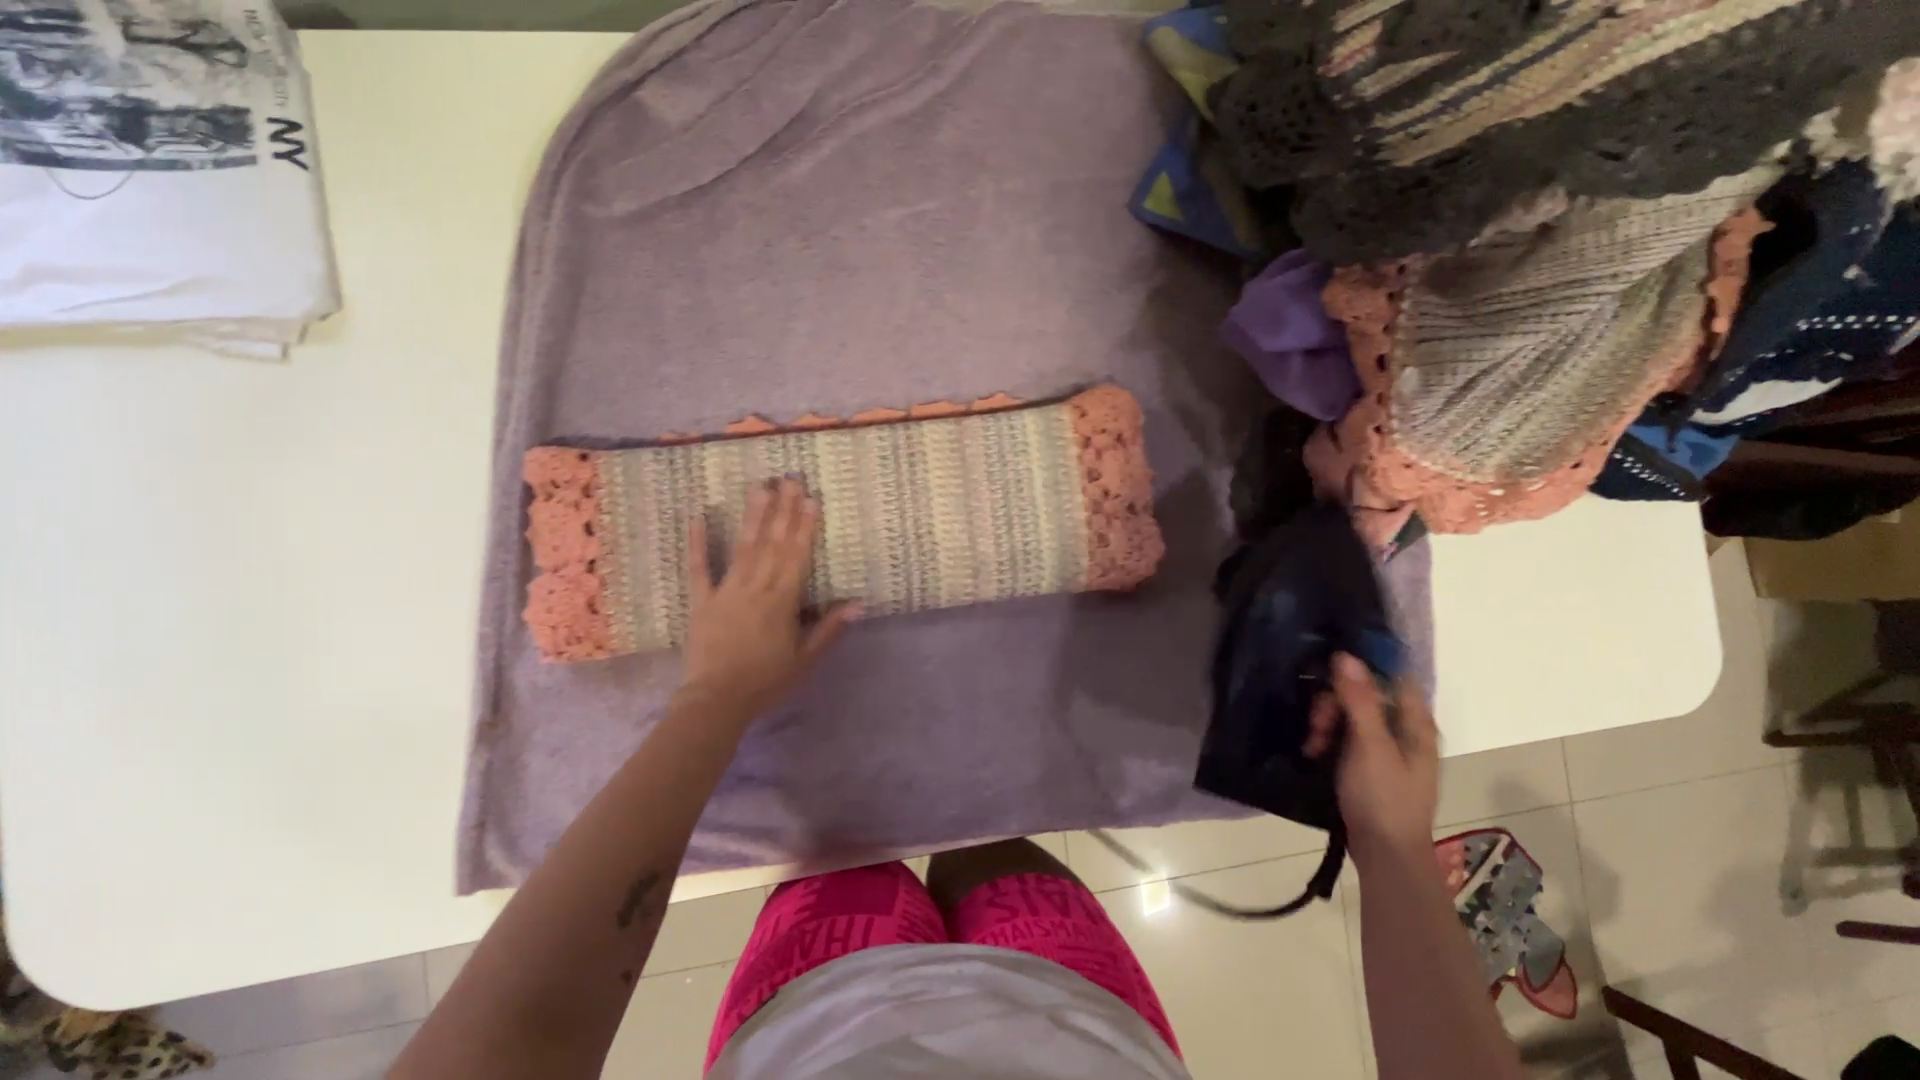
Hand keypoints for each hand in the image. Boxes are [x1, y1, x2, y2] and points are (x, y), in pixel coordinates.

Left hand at [678, 478, 858, 722]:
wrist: (716, 701)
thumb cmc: (766, 682)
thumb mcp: (805, 660)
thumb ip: (829, 629)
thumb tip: (858, 603)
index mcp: (782, 602)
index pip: (797, 556)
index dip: (805, 526)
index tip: (811, 498)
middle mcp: (756, 588)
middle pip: (772, 543)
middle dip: (783, 510)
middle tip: (790, 478)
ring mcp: (726, 591)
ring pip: (743, 547)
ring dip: (753, 515)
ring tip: (760, 486)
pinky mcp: (701, 601)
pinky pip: (699, 568)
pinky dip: (698, 542)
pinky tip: (699, 516)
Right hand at [1303, 653, 1438, 862]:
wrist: (1384, 854)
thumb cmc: (1384, 798)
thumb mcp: (1369, 746)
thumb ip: (1359, 700)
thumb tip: (1346, 655)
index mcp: (1416, 722)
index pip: (1392, 675)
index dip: (1362, 670)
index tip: (1330, 675)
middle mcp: (1405, 730)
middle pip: (1365, 696)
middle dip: (1334, 705)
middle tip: (1317, 727)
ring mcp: (1387, 749)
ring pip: (1351, 717)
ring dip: (1327, 724)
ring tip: (1313, 747)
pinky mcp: (1369, 766)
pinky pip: (1346, 739)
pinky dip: (1329, 742)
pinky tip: (1315, 754)